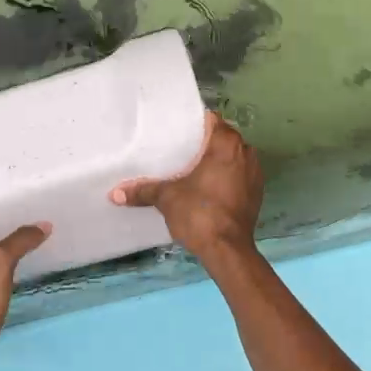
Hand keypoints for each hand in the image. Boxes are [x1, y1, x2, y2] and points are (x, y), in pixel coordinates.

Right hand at [110, 112, 262, 260]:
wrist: (228, 250)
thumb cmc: (199, 213)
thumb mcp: (167, 198)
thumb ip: (143, 190)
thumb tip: (114, 193)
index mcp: (227, 144)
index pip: (210, 120)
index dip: (193, 123)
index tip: (175, 128)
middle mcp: (246, 152)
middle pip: (222, 138)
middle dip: (202, 143)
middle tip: (177, 148)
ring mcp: (255, 173)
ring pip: (232, 158)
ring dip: (215, 161)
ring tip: (190, 167)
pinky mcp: (256, 193)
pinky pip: (238, 175)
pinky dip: (225, 177)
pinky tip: (206, 186)